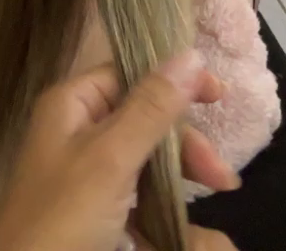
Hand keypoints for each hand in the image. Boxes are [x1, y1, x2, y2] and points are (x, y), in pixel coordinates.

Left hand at [0, 50, 240, 250]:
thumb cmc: (63, 216)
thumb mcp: (110, 158)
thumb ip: (151, 108)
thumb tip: (191, 53)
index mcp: (72, 105)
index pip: (129, 73)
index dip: (173, 80)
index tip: (219, 94)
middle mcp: (77, 132)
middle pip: (144, 120)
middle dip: (185, 145)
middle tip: (223, 178)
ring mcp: (87, 176)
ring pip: (147, 162)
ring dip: (182, 179)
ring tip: (216, 199)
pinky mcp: (96, 215)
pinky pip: (140, 201)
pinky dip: (166, 212)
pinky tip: (193, 236)